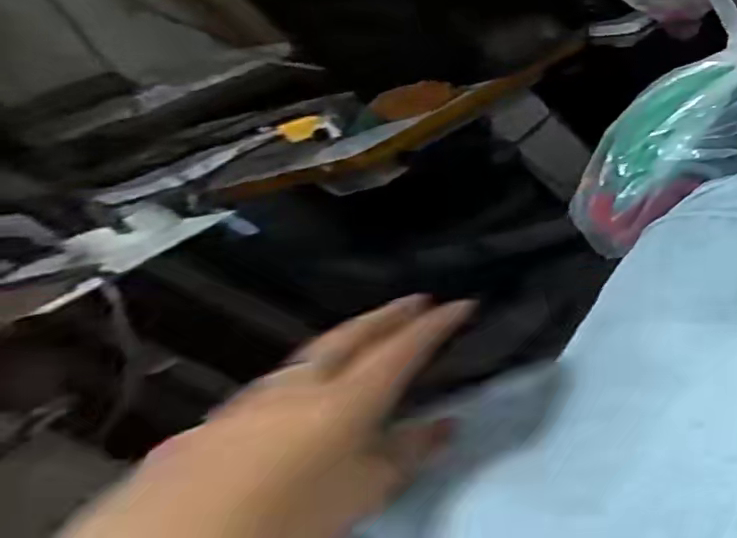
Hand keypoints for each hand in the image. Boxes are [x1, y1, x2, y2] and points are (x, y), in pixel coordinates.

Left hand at [63, 295, 474, 537]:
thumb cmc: (283, 522)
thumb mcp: (361, 495)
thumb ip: (407, 454)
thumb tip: (447, 422)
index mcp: (350, 396)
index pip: (406, 345)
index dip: (438, 323)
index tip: (465, 303)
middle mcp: (299, 388)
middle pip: (350, 337)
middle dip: (387, 315)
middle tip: (416, 301)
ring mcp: (240, 409)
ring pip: (300, 362)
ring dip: (335, 346)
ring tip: (355, 343)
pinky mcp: (190, 440)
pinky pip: (255, 397)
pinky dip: (286, 386)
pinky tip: (279, 406)